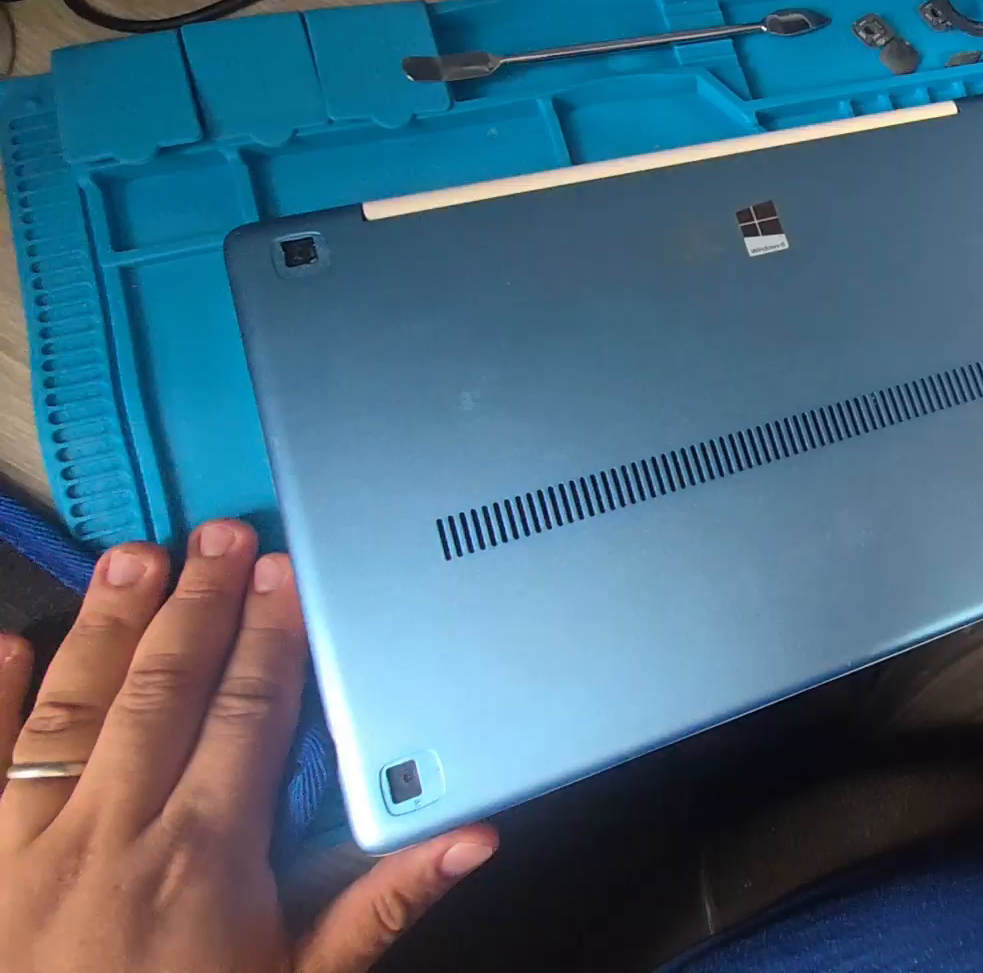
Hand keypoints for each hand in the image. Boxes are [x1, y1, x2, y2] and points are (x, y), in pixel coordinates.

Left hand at [0, 519, 496, 972]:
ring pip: (65, 714)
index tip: (280, 573)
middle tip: (216, 534)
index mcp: (201, 851)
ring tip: (131, 557)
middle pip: (161, 691)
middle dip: (194, 604)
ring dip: (102, 628)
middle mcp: (105, 834)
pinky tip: (5, 644)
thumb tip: (481, 836)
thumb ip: (385, 903)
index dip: (269, 635)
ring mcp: (9, 852)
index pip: (247, 712)